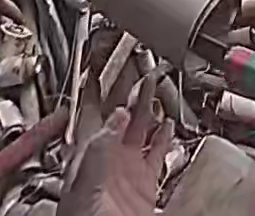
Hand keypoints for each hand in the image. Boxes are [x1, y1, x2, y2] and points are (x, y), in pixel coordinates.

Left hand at [58, 73, 171, 215]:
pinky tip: (168, 125)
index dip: (100, 91)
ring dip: (150, 107)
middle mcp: (106, 163)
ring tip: (158, 83)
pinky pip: (156, 156)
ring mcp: (126, 176)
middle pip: (121, 118)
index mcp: (87, 160)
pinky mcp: (145, 189)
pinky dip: (164, 137)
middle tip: (143, 65)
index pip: (94, 116)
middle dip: (132, 91)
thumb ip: (103, 148)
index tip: (108, 65)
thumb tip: (118, 113)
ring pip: (140, 131)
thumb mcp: (91, 185)